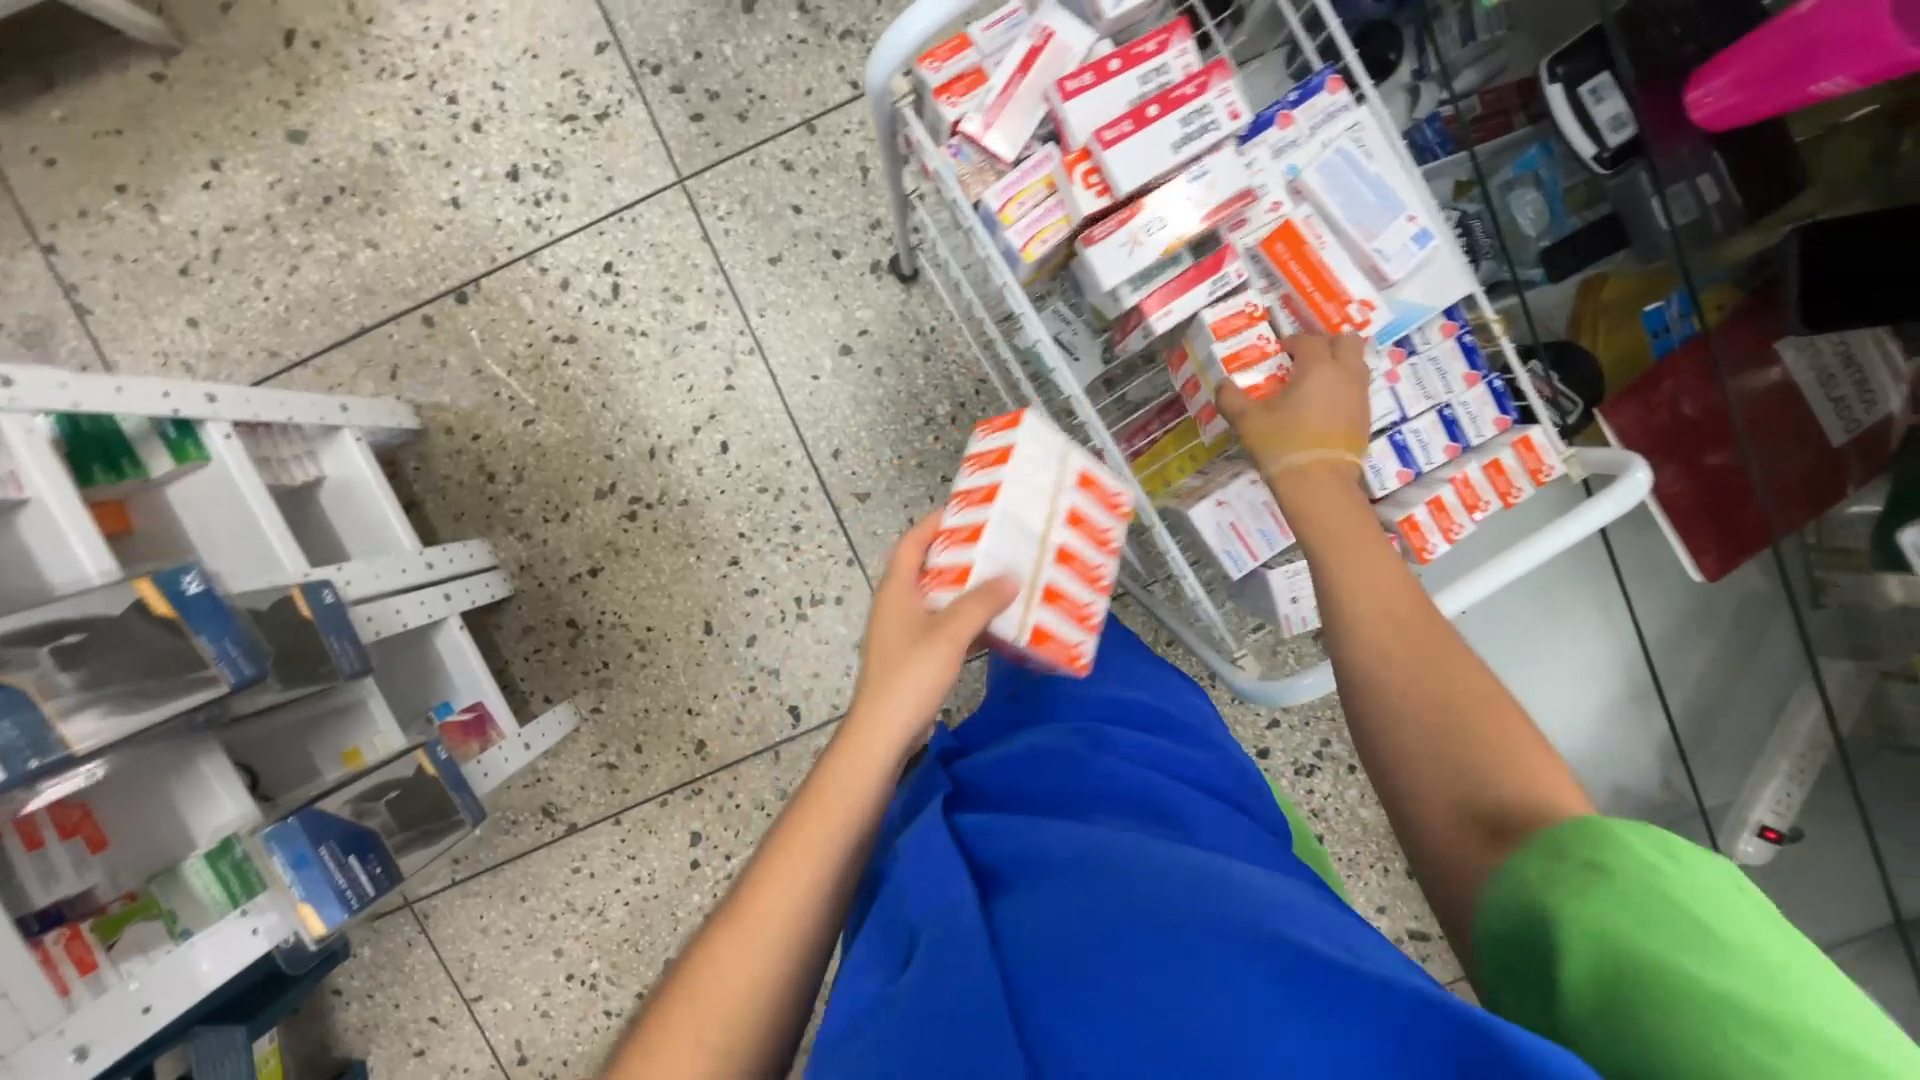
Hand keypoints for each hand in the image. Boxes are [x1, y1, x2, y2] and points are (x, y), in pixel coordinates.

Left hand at [843, 511, 1018, 759]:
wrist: (883, 730)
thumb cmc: (910, 675)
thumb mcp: (950, 634)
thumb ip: (980, 603)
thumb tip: (1010, 578)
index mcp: (896, 589)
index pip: (913, 542)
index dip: (936, 523)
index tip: (969, 513)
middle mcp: (896, 603)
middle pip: (926, 567)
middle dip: (959, 555)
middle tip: (995, 546)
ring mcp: (902, 630)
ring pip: (936, 597)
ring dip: (964, 589)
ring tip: (1000, 579)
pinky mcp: (911, 654)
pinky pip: (939, 623)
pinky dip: (962, 618)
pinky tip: (990, 622)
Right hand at [1216, 333, 1370, 509]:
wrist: (1319, 483)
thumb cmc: (1282, 445)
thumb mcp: (1247, 421)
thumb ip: (1231, 398)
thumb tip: (1222, 384)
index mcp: (1318, 367)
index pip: (1308, 340)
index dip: (1292, 341)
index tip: (1279, 352)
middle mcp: (1345, 375)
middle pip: (1348, 341)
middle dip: (1327, 343)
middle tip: (1306, 358)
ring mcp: (1360, 397)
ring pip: (1358, 365)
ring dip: (1339, 365)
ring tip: (1315, 382)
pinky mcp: (1366, 419)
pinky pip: (1358, 391)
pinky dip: (1343, 389)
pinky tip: (1323, 408)